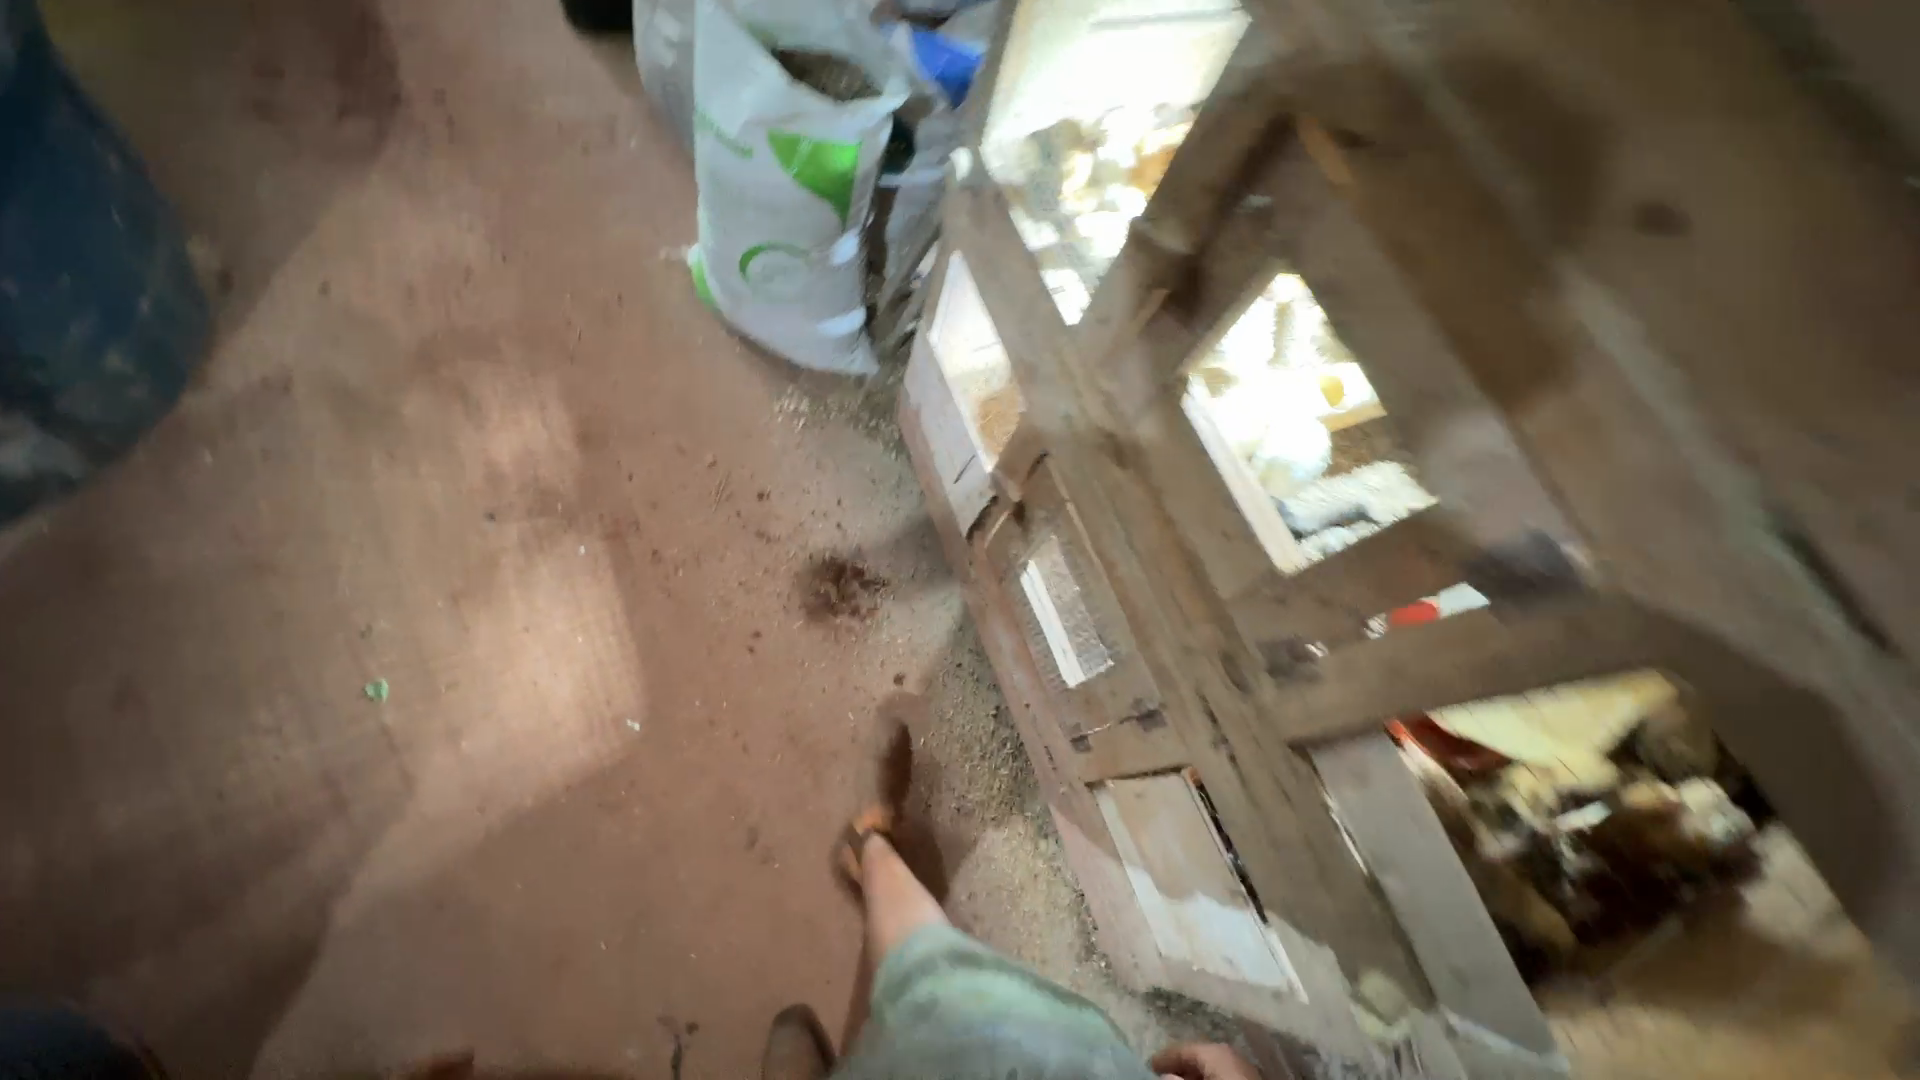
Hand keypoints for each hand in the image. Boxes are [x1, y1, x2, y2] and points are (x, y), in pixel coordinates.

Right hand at [1151, 1042, 1261, 1079]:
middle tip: (1164, 1075)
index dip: (1165, 1057)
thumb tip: (1165, 1075)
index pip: (1184, 1048)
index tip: (1150, 1066)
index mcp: (1218, 1051)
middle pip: (1201, 1056)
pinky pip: (1227, 1076)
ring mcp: (1248, 1069)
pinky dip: (1212, 1079)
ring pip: (1215, 1068)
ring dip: (1198, 1074)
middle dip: (1182, 1066)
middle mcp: (1233, 1053)